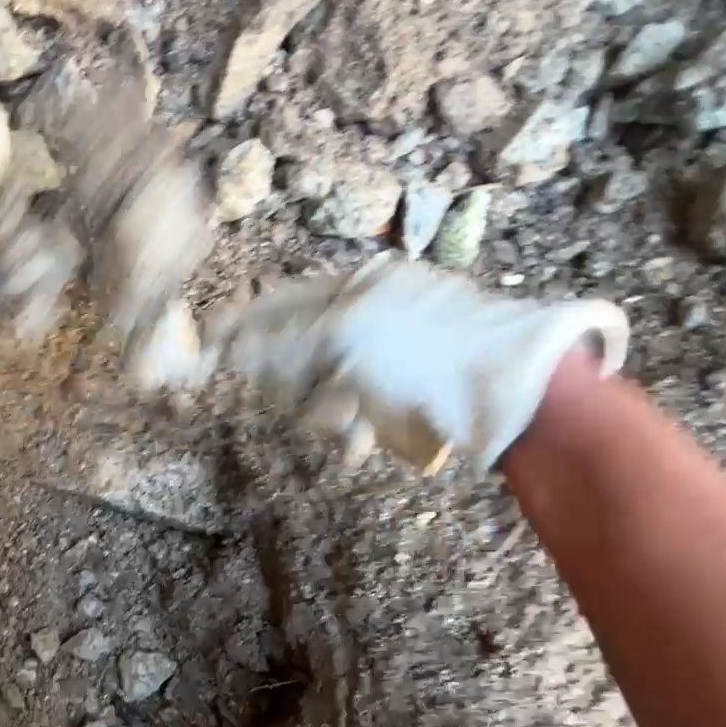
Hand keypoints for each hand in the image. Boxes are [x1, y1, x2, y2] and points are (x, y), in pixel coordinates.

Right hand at [205, 254, 630, 470]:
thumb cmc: (430, 356)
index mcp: (360, 285)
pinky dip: (355, 427)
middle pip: (297, 349)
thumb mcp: (345, 339)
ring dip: (327, 411)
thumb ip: (280, 341)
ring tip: (351, 427)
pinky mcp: (409, 391)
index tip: (205, 350)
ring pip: (324, 387)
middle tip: (302, 398)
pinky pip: (358, 410)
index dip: (239, 327)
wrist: (520, 397)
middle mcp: (372, 312)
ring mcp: (393, 352)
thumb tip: (226, 345)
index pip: (280, 301)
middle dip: (294, 381)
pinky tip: (365, 441)